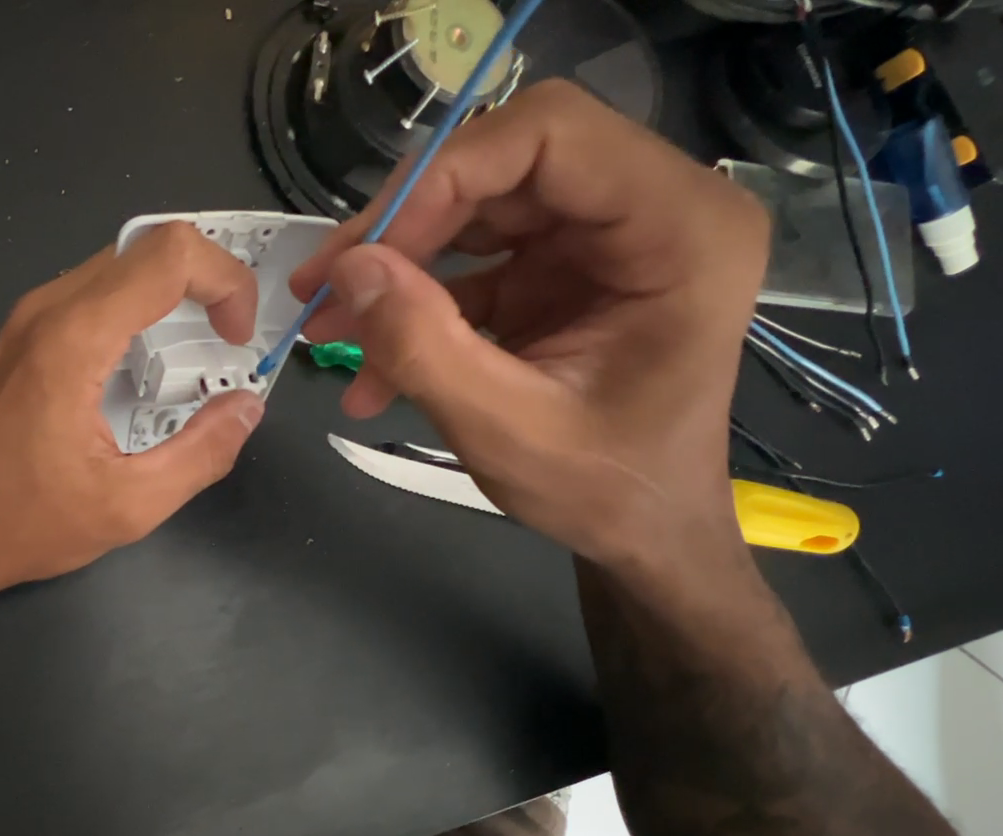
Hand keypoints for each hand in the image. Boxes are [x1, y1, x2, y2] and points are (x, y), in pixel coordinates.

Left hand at [0, 223, 267, 597]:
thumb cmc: (30, 524)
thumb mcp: (131, 506)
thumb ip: (202, 454)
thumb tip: (247, 408)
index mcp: (72, 342)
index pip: (168, 256)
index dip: (225, 281)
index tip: (237, 339)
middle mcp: (45, 312)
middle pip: (145, 248)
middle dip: (204, 282)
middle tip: (226, 343)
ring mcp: (26, 320)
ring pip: (117, 265)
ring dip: (168, 295)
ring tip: (192, 354)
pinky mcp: (19, 337)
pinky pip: (90, 293)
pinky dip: (134, 309)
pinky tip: (141, 365)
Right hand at [291, 80, 769, 578]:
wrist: (643, 532)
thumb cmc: (604, 491)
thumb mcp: (504, 431)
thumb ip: (422, 348)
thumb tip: (346, 271)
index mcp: (679, 231)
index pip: (548, 136)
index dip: (441, 179)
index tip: (365, 255)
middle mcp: (649, 210)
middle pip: (502, 165)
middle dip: (402, 226)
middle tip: (323, 287)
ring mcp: (602, 239)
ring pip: (476, 208)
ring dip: (396, 265)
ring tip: (328, 328)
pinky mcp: (561, 271)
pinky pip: (473, 260)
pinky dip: (414, 304)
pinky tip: (369, 362)